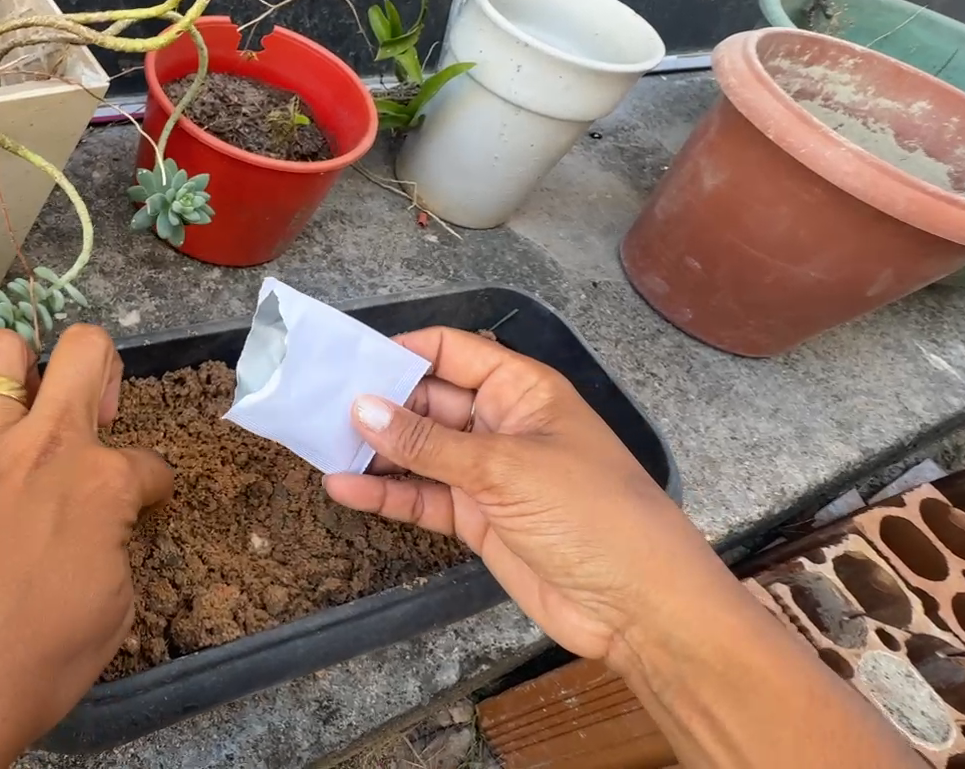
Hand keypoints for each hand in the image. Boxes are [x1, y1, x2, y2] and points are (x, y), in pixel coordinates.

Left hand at [0, 325, 173, 768]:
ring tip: (19, 402)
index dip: (153, 485)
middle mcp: (45, 445)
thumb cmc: (27, 669)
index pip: (149, 466)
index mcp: (102, 486)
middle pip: (86, 350)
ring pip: (2, 349)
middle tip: (93, 412)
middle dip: (103, 368)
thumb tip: (105, 527)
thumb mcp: (110, 616)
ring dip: (19, 365)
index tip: (144, 502)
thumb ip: (115, 550)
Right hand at [324, 328, 730, 666]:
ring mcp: (485, 471)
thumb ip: (427, 442)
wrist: (644, 613)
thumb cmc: (591, 514)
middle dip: (378, 405)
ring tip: (322, 446)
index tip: (348, 361)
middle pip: (426, 401)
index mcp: (519, 389)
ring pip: (418, 450)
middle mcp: (497, 423)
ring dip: (376, 451)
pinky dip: (386, 493)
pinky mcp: (475, 516)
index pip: (449, 352)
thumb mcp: (504, 468)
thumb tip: (360, 408)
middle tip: (320, 406)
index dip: (401, 351)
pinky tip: (345, 489)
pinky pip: (422, 494)